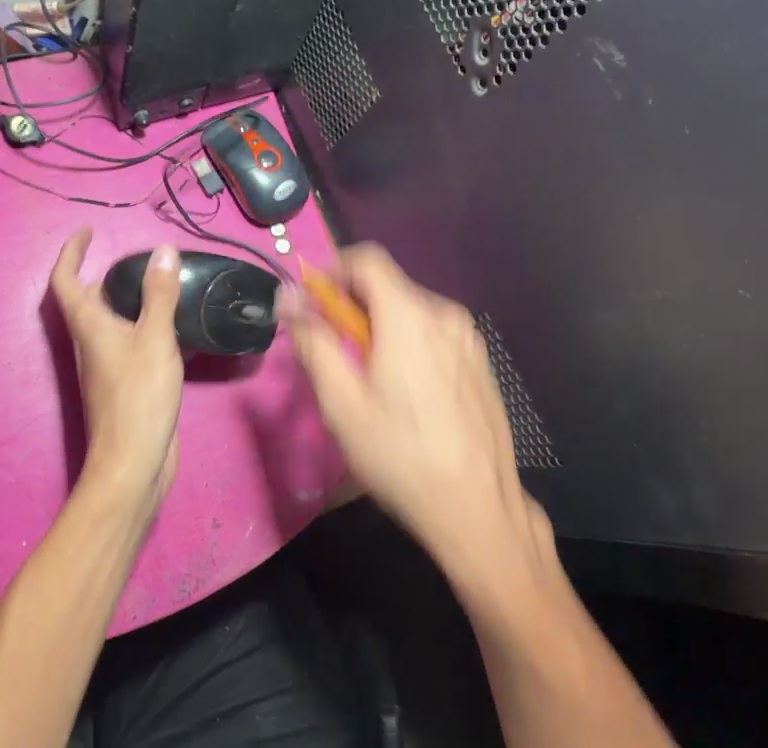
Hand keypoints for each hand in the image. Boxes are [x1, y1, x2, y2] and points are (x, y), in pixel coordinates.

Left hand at [49, 229, 184, 506]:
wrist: (133, 463)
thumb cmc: (138, 397)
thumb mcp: (155, 340)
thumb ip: (160, 295)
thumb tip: (163, 250)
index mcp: (88, 326)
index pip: (65, 280)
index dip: (71, 252)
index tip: (89, 232)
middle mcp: (91, 343)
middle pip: (90, 301)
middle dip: (110, 278)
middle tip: (144, 263)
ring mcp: (107, 367)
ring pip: (114, 325)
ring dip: (133, 305)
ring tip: (167, 290)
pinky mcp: (126, 386)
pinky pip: (134, 347)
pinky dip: (152, 333)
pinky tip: (184, 334)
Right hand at [284, 244, 547, 585]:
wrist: (477, 509)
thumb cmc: (399, 454)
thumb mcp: (340, 402)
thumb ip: (312, 341)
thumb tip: (287, 298)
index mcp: (409, 317)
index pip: (366, 259)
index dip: (331, 273)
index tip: (311, 308)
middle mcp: (445, 317)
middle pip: (387, 287)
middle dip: (350, 308)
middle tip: (330, 353)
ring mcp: (469, 341)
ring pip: (409, 313)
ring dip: (378, 329)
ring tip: (363, 381)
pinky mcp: (480, 366)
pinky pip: (432, 336)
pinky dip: (406, 346)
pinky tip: (402, 396)